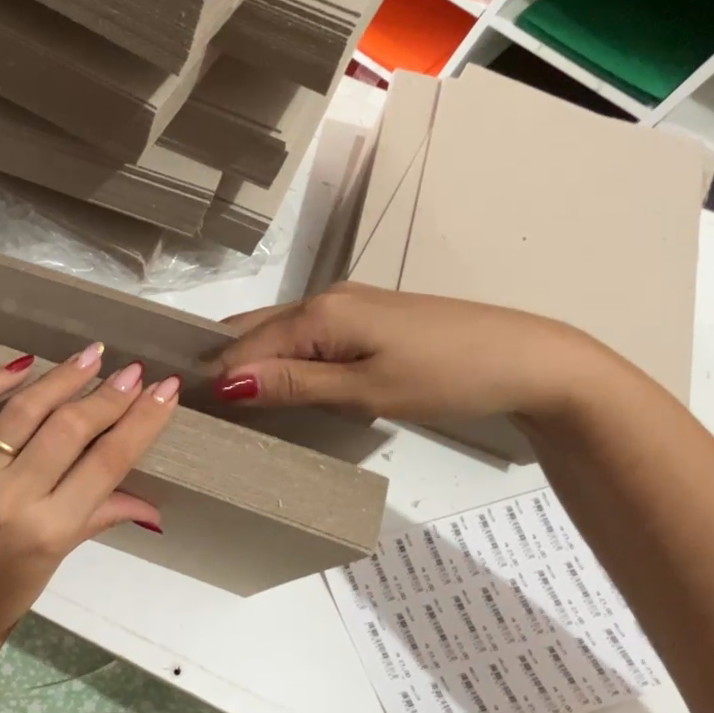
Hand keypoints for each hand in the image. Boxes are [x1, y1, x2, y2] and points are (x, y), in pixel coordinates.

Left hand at [0, 342, 180, 644]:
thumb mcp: (54, 562)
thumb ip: (96, 519)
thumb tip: (151, 506)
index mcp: (50, 529)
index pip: (107, 463)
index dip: (141, 422)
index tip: (165, 390)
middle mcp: (14, 496)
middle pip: (71, 429)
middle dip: (109, 395)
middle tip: (135, 371)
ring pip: (25, 411)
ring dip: (63, 378)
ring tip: (93, 356)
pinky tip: (22, 364)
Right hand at [211, 284, 612, 423]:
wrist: (532, 362)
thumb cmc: (447, 377)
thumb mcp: (365, 390)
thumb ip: (292, 384)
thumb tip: (225, 384)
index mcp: (319, 313)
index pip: (243, 347)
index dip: (211, 378)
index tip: (181, 412)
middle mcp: (324, 300)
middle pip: (251, 330)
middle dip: (220, 364)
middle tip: (192, 407)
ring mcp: (347, 306)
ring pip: (275, 333)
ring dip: (248, 362)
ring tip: (223, 404)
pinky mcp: (366, 318)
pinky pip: (302, 337)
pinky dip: (277, 359)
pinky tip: (272, 385)